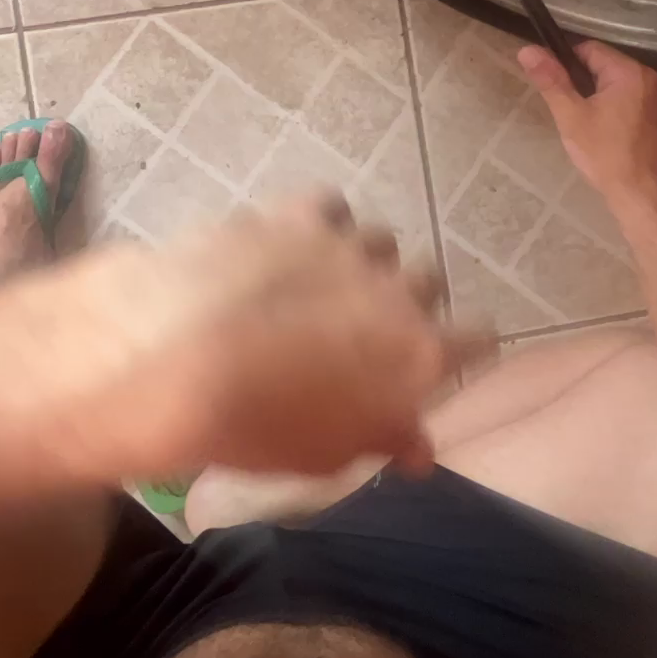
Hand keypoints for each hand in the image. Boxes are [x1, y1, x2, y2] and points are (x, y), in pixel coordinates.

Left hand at [68, 195, 480, 478]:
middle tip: (370, 324)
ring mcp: (344, 245)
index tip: (443, 355)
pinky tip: (295, 238)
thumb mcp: (328, 452)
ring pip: (381, 239)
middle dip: (410, 298)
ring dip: (363, 260)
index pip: (477, 338)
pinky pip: (329, 205)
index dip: (465, 346)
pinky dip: (320, 220)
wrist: (179, 356)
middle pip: (430, 278)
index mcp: (417, 353)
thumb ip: (384, 438)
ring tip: (326, 280)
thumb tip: (419, 449)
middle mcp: (395, 290)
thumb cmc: (257, 424)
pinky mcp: (295, 213)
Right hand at [518, 41, 656, 214]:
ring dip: (597, 97)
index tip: (554, 88)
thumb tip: (527, 49)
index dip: (564, 64)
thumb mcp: (570, 116)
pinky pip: (631, 100)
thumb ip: (550, 80)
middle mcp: (651, 78)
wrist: (644, 195)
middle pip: (604, 66)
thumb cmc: (605, 154)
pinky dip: (614, 109)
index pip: (588, 49)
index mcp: (630, 72)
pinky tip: (605, 133)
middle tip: (568, 112)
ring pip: (617, 85)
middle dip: (582, 83)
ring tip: (584, 125)